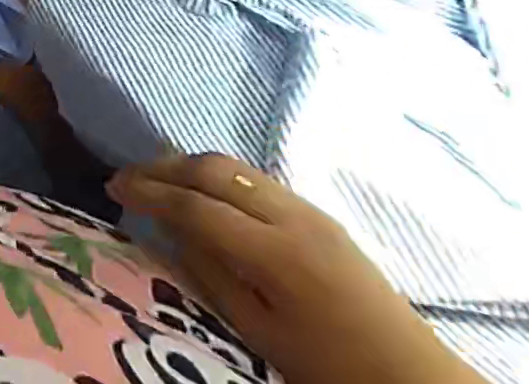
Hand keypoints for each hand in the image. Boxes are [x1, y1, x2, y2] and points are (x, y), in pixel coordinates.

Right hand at [108, 153, 487, 383]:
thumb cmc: (331, 372)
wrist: (416, 382)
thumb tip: (169, 227)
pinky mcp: (316, 211)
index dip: (148, 192)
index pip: (196, 206)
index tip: (112, 187)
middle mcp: (292, 217)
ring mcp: (307, 208)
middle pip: (212, 170)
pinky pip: (250, 177)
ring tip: (152, 176)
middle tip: (124, 176)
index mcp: (278, 256)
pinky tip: (196, 188)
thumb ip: (211, 274)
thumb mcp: (261, 335)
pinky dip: (213, 174)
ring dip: (185, 164)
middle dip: (161, 167)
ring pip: (231, 166)